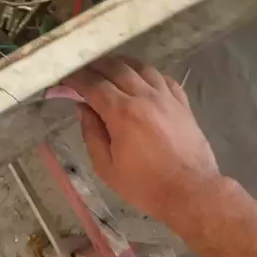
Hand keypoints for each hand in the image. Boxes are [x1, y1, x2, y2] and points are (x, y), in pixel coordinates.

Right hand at [51, 56, 222, 222]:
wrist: (190, 191)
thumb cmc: (144, 186)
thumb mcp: (107, 167)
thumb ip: (92, 134)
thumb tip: (84, 109)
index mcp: (123, 113)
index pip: (94, 85)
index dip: (76, 78)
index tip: (65, 77)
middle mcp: (145, 97)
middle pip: (117, 68)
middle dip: (96, 66)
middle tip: (83, 70)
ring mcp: (167, 97)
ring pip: (141, 67)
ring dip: (121, 64)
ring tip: (109, 69)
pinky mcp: (182, 103)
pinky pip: (163, 78)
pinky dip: (147, 73)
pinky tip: (141, 79)